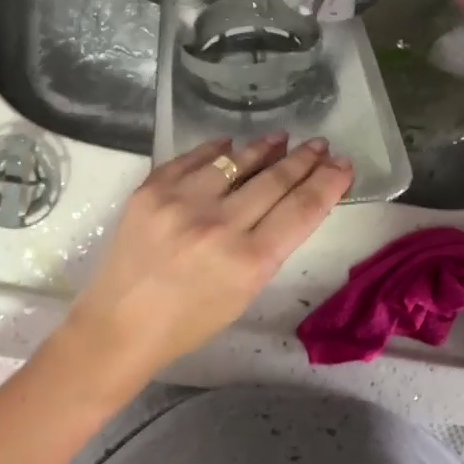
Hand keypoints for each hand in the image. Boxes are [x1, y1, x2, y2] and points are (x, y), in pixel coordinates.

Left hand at [68, 134, 352, 372]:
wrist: (121, 325)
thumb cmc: (188, 322)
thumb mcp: (244, 294)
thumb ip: (269, 248)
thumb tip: (289, 203)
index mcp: (248, 261)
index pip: (302, 209)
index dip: (328, 182)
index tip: (343, 165)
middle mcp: (218, 225)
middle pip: (275, 179)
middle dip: (305, 159)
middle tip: (321, 145)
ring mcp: (181, 202)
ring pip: (236, 160)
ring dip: (264, 147)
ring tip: (281, 138)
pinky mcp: (151, 190)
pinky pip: (193, 158)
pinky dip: (216, 149)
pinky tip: (231, 144)